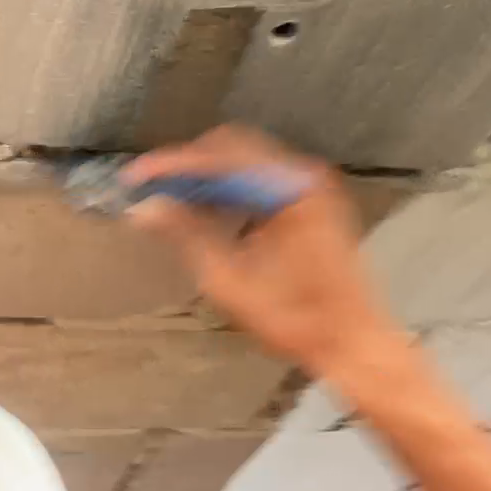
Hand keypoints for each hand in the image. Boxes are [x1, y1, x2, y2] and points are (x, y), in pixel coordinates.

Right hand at [122, 125, 405, 375]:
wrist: (355, 344)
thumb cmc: (296, 322)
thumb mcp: (230, 282)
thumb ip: (188, 235)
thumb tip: (146, 207)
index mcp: (288, 191)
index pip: (218, 160)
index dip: (172, 166)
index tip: (136, 176)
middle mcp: (303, 175)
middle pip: (231, 146)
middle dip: (187, 164)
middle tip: (153, 187)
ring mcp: (311, 184)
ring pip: (244, 156)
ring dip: (207, 173)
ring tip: (172, 196)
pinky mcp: (312, 197)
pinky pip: (260, 174)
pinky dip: (229, 184)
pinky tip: (206, 206)